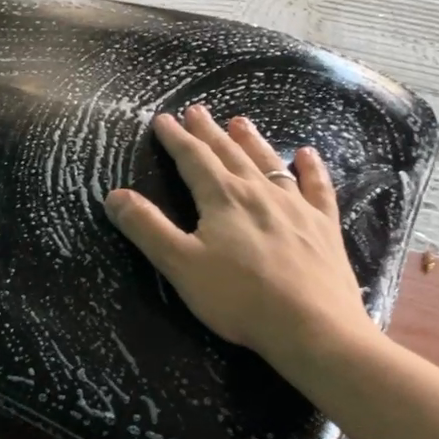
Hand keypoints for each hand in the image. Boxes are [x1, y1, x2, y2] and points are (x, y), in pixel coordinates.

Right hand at [104, 105, 377, 364]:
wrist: (312, 327)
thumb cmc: (237, 297)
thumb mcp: (179, 264)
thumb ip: (147, 227)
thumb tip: (114, 194)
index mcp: (222, 199)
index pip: (193, 159)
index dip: (176, 138)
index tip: (162, 120)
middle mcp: (259, 193)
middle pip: (229, 154)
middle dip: (209, 132)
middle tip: (197, 110)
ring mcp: (296, 208)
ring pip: (269, 164)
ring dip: (251, 141)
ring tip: (240, 121)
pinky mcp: (323, 228)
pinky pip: (317, 188)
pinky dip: (311, 169)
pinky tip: (306, 155)